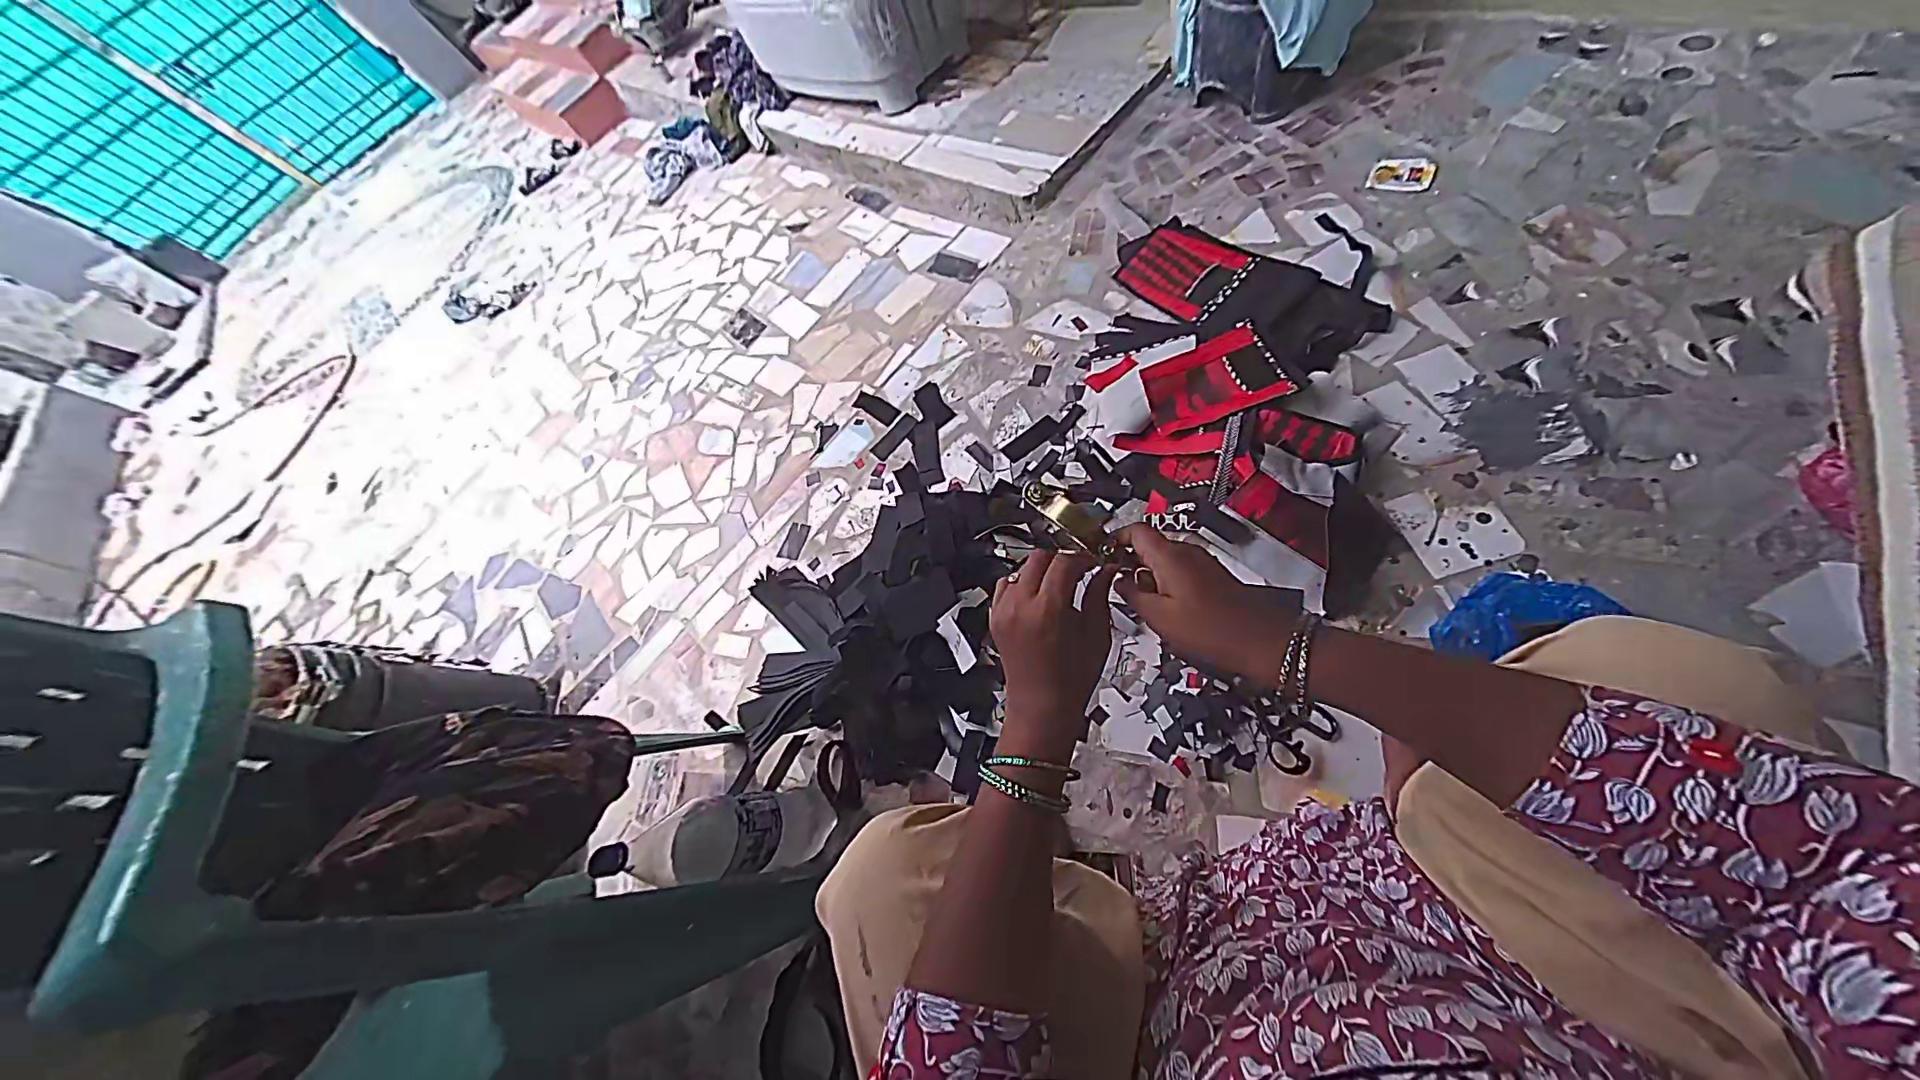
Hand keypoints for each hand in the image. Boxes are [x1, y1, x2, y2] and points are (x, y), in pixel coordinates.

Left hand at [990, 551, 1117, 761]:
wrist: (1042, 706)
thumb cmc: (1070, 681)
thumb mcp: (1096, 634)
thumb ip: (1098, 595)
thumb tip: (1104, 572)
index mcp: (1048, 609)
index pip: (1064, 561)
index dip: (1083, 558)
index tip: (1092, 563)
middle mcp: (1021, 606)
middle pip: (1039, 558)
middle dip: (1061, 560)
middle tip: (1077, 570)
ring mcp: (1004, 612)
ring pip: (1021, 569)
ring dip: (1041, 571)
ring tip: (1058, 585)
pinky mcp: (995, 618)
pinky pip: (1006, 587)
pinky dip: (1022, 585)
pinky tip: (1038, 597)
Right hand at [1114, 524, 1297, 682]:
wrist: (1260, 642)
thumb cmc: (1216, 631)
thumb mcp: (1159, 617)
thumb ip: (1132, 595)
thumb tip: (1119, 583)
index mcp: (1170, 556)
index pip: (1135, 530)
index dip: (1114, 539)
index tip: (1103, 553)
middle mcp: (1187, 552)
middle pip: (1148, 545)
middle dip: (1129, 563)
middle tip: (1118, 584)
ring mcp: (1201, 563)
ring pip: (1163, 559)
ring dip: (1147, 575)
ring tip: (1143, 602)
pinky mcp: (1211, 576)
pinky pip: (1179, 571)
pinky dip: (1166, 584)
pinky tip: (1165, 608)